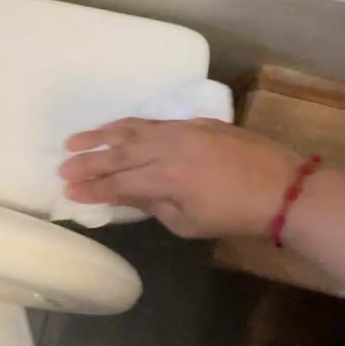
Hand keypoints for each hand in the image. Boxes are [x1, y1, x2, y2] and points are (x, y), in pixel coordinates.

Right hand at [59, 119, 305, 238]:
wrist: (283, 188)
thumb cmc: (235, 216)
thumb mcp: (187, 223)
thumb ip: (152, 205)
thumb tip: (127, 195)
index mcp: (166, 179)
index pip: (118, 184)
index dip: (91, 189)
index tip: (68, 192)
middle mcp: (169, 149)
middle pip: (118, 155)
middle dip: (87, 162)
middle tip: (61, 167)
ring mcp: (181, 131)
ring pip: (131, 131)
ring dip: (99, 136)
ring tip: (73, 140)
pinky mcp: (194, 123)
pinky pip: (151, 122)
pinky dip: (127, 126)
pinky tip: (112, 129)